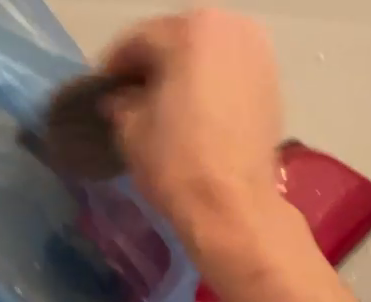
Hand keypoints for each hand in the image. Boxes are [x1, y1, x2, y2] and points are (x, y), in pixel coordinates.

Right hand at [101, 12, 285, 246]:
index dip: (112, 67)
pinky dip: (208, 87)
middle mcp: (229, 26)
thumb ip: (120, 104)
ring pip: (206, 55)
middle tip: (128, 98)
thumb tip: (118, 98)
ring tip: (162, 107)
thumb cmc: (175, 164)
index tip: (99, 91)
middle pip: (176, 41)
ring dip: (181, 75)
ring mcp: (257, 52)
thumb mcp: (130, 132)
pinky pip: (228, 74)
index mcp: (189, 31)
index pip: (138, 40)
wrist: (232, 206)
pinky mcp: (271, 82)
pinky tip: (193, 114)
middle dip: (150, 67)